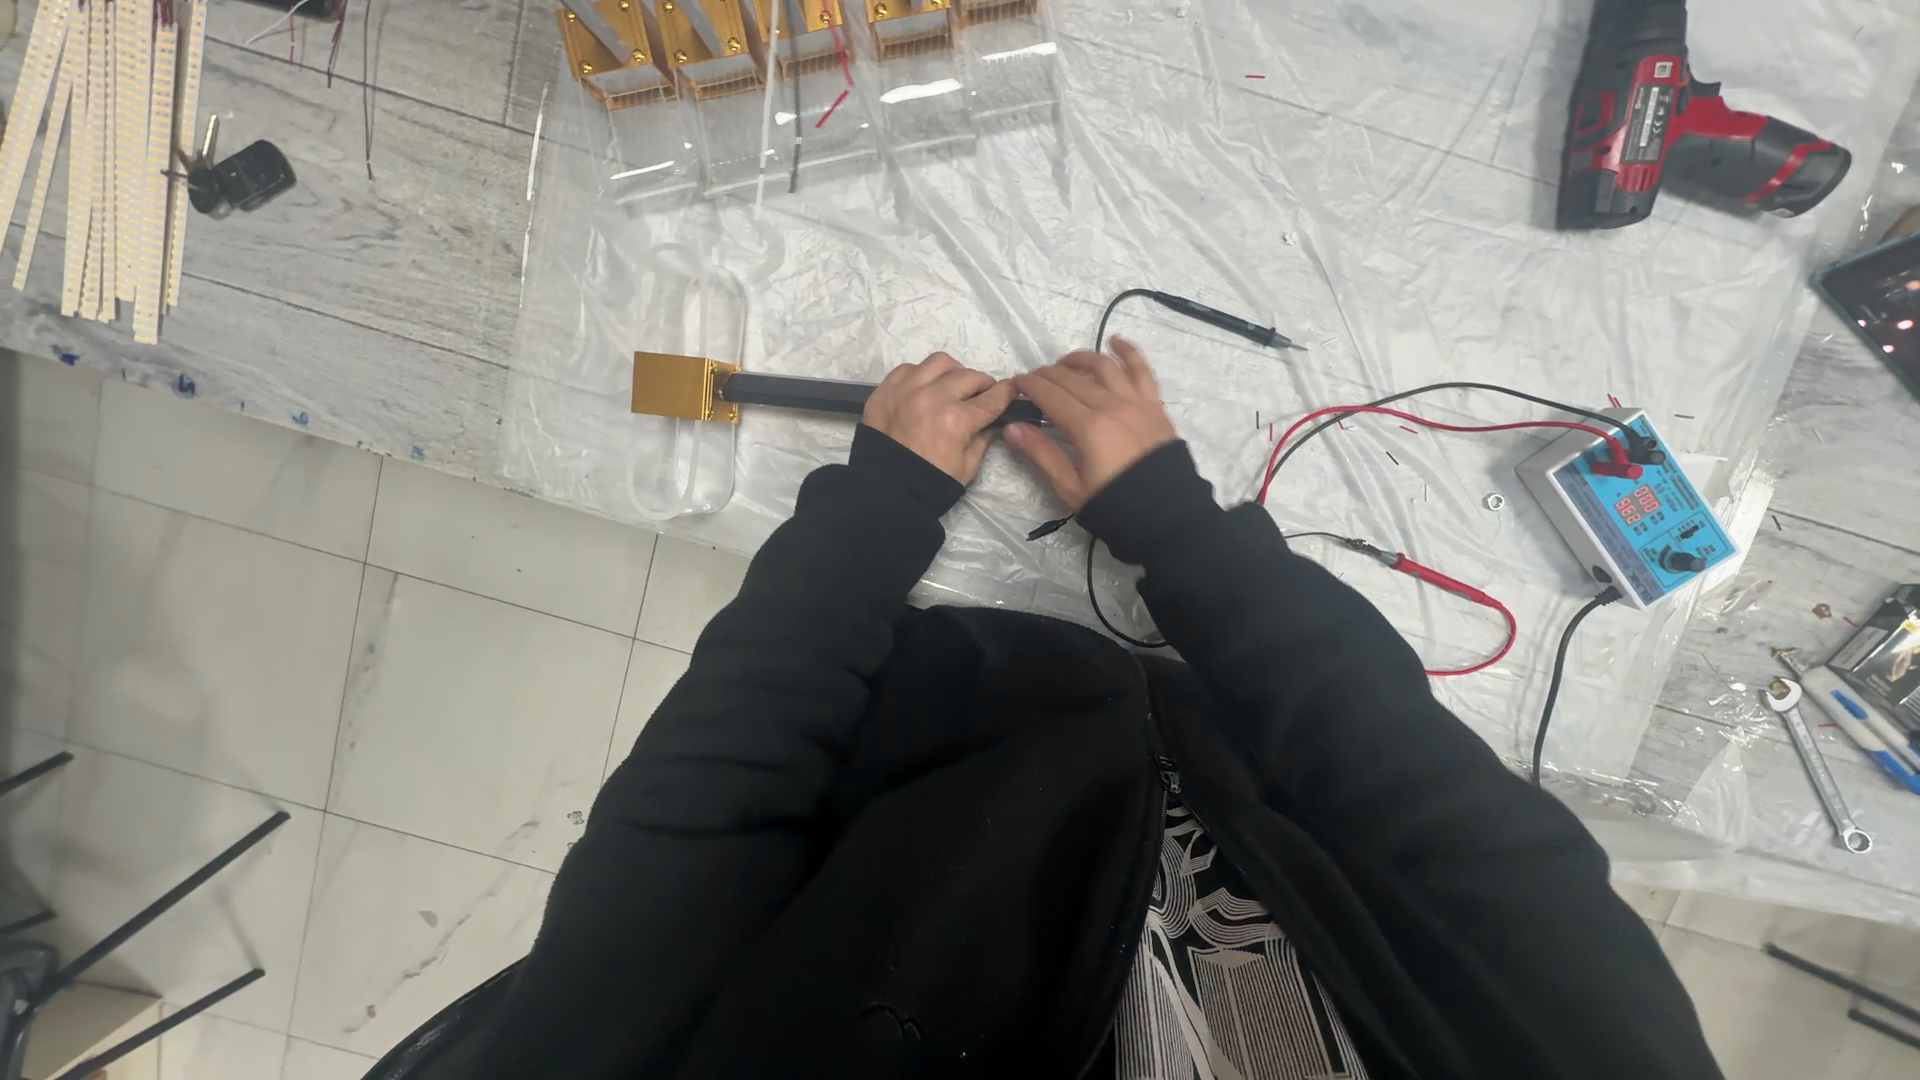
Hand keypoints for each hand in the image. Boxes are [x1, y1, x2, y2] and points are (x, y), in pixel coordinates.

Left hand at [863, 353, 1017, 484]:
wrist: (884, 492)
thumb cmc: (929, 484)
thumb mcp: (967, 467)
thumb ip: (983, 440)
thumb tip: (991, 422)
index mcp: (956, 420)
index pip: (991, 398)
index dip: (1007, 392)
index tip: (1012, 388)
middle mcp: (933, 397)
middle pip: (969, 376)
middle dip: (983, 384)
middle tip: (983, 394)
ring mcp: (906, 390)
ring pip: (940, 363)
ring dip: (953, 372)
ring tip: (953, 385)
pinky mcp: (886, 390)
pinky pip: (910, 368)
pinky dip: (922, 375)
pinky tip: (925, 388)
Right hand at [1005, 338, 1176, 510]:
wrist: (1164, 515)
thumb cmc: (1113, 504)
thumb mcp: (1070, 486)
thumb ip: (1041, 453)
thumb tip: (1012, 428)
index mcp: (1088, 427)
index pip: (1051, 395)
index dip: (1030, 386)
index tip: (1015, 383)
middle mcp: (1111, 405)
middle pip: (1073, 378)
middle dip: (1048, 374)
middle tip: (1033, 380)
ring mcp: (1136, 402)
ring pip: (1104, 366)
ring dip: (1080, 359)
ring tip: (1064, 363)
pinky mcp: (1154, 405)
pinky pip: (1142, 370)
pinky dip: (1129, 352)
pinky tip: (1116, 341)